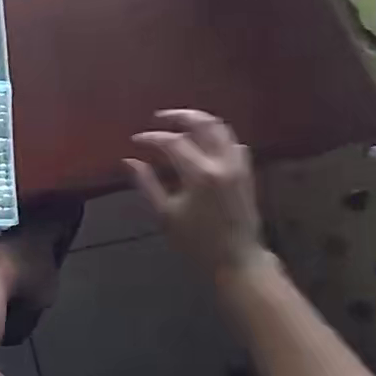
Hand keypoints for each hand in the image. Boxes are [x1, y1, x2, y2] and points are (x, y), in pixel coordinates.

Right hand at [125, 109, 267, 273]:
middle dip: (180, 116)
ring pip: (222, 129)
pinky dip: (217, 136)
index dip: (152, 137)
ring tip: (181, 124)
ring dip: (200, 122)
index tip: (136, 140)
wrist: (236, 258)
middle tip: (160, 117)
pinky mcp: (247, 172)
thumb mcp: (165, 214)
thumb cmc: (195, 241)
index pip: (173, 142)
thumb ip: (147, 183)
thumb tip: (129, 161)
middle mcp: (222, 162)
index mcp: (200, 173)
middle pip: (203, 124)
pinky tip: (205, 144)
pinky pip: (233, 143)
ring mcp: (238, 166)